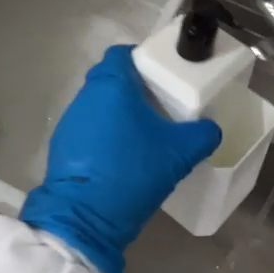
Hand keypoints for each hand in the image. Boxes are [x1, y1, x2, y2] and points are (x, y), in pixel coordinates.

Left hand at [19, 44, 221, 272]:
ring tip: (140, 131)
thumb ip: (202, 135)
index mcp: (113, 84)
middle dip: (132, 86)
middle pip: (110, 77)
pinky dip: (102, 133)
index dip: (141, 59)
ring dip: (115, 111)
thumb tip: (212, 128)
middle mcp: (87, 95)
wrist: (84, 218)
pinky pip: (86, 127)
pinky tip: (119, 154)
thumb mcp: (179, 154)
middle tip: (157, 102)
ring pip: (97, 103)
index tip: (160, 75)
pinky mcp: (61, 146)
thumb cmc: (132, 171)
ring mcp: (70, 120)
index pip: (122, 53)